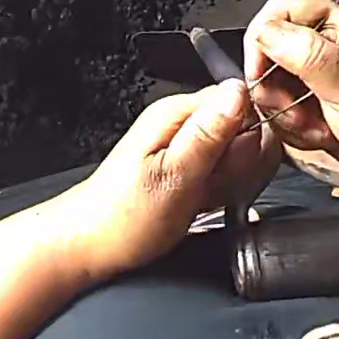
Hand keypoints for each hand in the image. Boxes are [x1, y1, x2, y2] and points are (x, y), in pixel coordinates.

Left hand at [55, 81, 280, 281]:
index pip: (243, 101)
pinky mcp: (189, 164)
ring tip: (201, 196)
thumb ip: (210, 134)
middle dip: (239, 162)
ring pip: (237, 153)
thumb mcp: (174, 176)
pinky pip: (225, 170)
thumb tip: (240, 91)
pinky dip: (221, 189)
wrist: (90, 247)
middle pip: (244, 127)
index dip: (248, 135)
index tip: (232, 164)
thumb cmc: (123, 217)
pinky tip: (202, 201)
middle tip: (209, 185)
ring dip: (230, 179)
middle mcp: (183, 120)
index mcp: (178, 112)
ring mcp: (186, 143)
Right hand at [244, 0, 338, 195]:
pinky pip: (284, 111)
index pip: (283, 11)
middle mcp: (328, 48)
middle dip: (274, 85)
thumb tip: (266, 31)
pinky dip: (294, 130)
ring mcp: (320, 78)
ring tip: (317, 127)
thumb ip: (310, 57)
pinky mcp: (316, 106)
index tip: (260, 72)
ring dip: (286, 113)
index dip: (263, 38)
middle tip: (294, 110)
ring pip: (273, 85)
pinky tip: (322, 136)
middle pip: (270, 49)